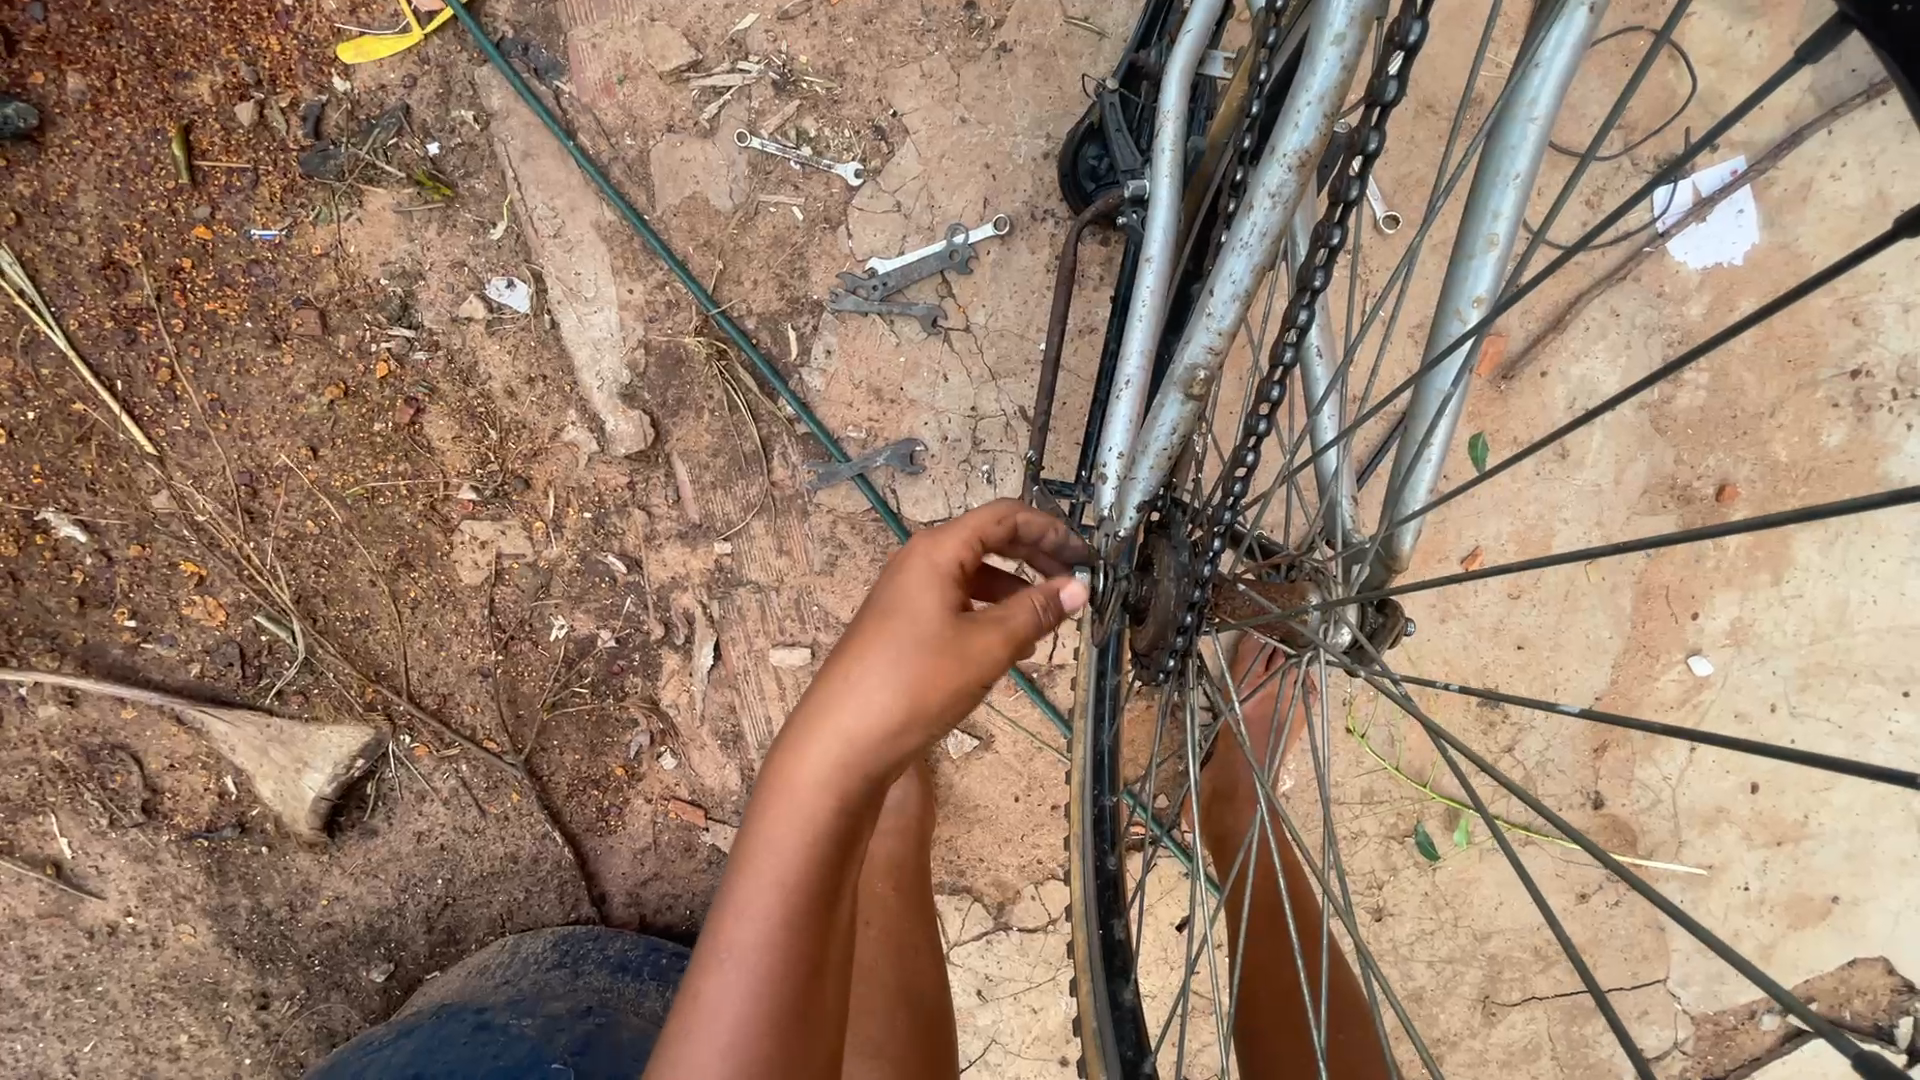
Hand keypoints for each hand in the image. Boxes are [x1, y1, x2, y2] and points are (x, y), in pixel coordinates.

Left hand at [781, 499, 1091, 782]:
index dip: (1050, 530)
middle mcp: (920, 559)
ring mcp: (908, 592)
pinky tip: (1010, 645)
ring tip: (1047, 622)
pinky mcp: (903, 623)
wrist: (843, 739)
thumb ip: (1035, 612)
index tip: (1086, 558)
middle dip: (1036, 558)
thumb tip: (1079, 588)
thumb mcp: (986, 646)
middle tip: (1073, 586)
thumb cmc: (916, 682)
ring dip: (1015, 590)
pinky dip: (989, 613)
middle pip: (989, 540)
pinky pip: (957, 602)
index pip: (1004, 516)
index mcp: (938, 549)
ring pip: (974, 575)